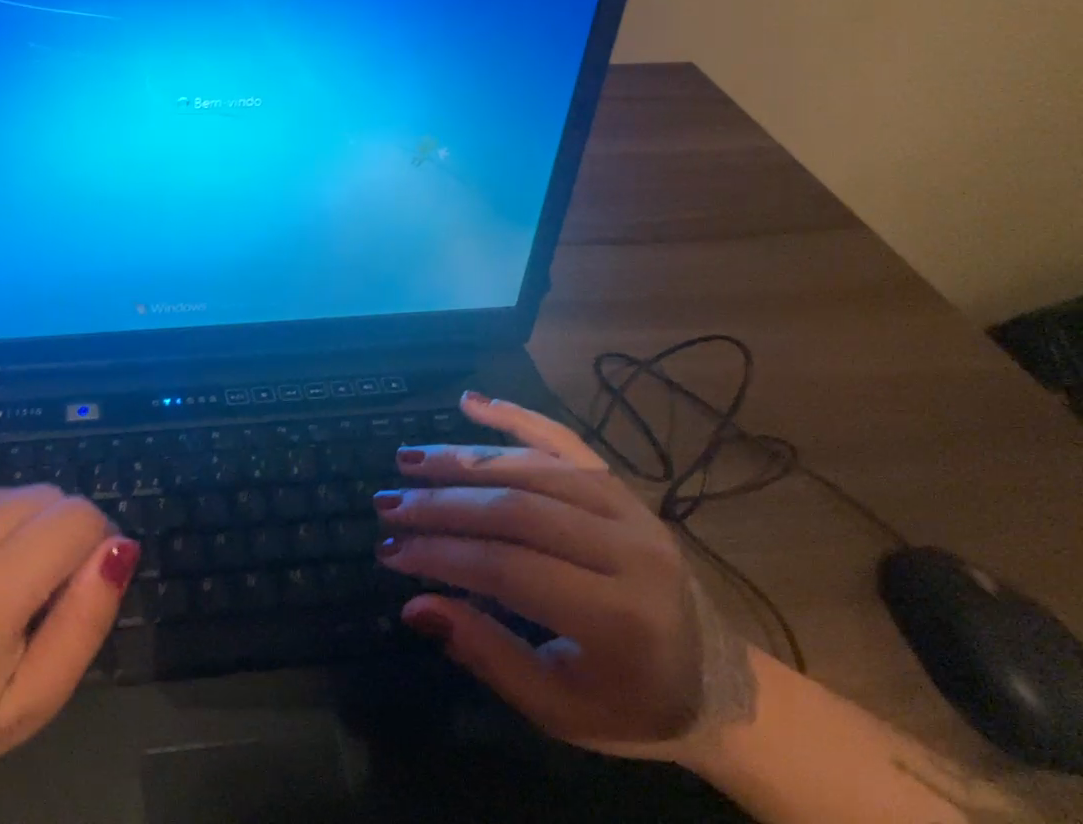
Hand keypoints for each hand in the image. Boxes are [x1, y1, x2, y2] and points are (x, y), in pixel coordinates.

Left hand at [0, 486, 135, 813]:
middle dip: (57, 533)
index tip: (83, 579)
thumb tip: (120, 547)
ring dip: (15, 526)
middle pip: (43, 496)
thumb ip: (86, 620)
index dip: (96, 542)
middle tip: (35, 590)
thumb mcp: (37, 697)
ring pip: (4, 491)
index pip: (76, 518)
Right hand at [375, 391, 754, 758]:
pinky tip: (473, 402)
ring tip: (408, 461)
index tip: (389, 551)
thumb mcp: (555, 705)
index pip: (509, 568)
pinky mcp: (628, 494)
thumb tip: (416, 605)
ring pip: (536, 470)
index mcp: (618, 617)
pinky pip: (569, 446)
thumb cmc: (629, 705)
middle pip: (518, 510)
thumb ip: (485, 651)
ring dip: (464, 461)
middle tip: (386, 504)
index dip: (441, 555)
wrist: (719, 686)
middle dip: (442, 504)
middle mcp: (631, 552)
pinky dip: (519, 418)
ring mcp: (634, 514)